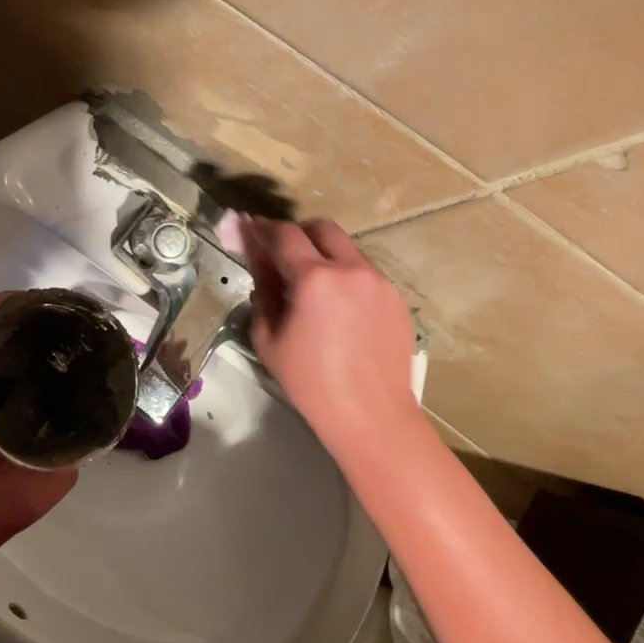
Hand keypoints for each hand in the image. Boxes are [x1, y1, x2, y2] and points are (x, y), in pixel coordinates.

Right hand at [241, 217, 420, 429]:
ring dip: (323, 253)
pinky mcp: (396, 298)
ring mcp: (379, 282)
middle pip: (321, 228)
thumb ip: (263, 289)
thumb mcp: (269, 337)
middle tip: (280, 252)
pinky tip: (337, 306)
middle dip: (297, 233)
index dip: (261, 229)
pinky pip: (365, 272)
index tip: (247, 228)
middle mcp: (351, 269)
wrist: (371, 415)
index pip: (283, 235)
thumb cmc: (310, 382)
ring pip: (347, 248)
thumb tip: (257, 259)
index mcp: (315, 278)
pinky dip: (345, 275)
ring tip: (310, 283)